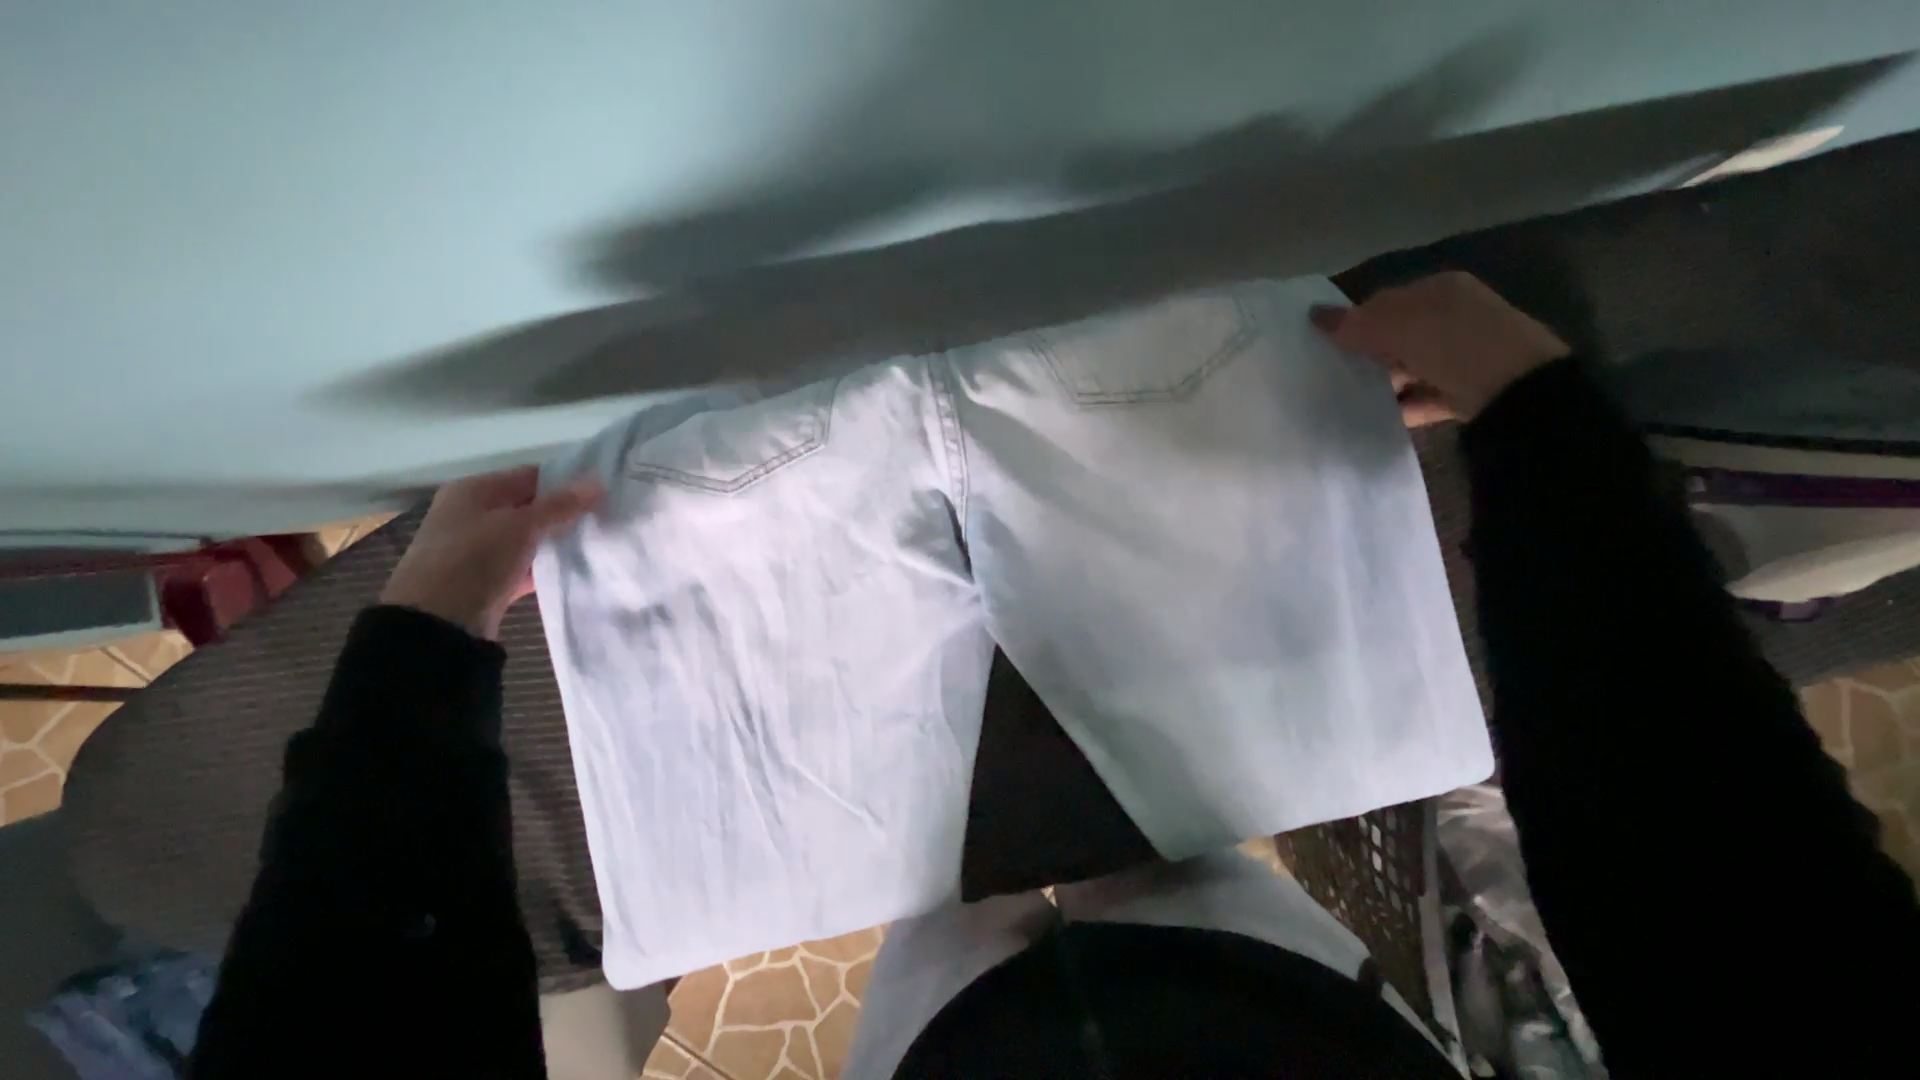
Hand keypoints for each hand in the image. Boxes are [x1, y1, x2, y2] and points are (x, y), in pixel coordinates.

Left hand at [380, 466, 602, 640]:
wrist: (439, 623)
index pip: (531, 475)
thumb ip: (561, 504)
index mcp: (474, 490)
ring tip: (600, 541)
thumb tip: (598, 481)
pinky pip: (526, 564)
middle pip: (531, 506)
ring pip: (530, 537)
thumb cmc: (475, 559)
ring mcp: (480, 548)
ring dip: (559, 540)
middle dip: (566, 512)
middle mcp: (473, 514)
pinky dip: (548, 565)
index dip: (567, 482)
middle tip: (607, 517)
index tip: (605, 491)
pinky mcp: (490, 578)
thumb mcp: (521, 526)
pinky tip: (579, 567)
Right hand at [1310, 271, 1569, 426]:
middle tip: (1333, 374)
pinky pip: (1425, 397)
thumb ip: (1355, 323)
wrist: (1519, 393)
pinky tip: (1378, 417)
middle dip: (1367, 354)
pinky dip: (1403, 406)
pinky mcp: (1468, 392)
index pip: (1385, 301)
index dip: (1354, 320)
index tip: (1326, 346)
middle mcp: (1454, 317)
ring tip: (1349, 400)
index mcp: (1440, 290)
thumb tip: (1313, 314)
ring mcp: (1464, 355)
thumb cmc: (1455, 344)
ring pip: (1410, 367)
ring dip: (1383, 382)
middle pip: (1397, 335)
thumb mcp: (1399, 327)